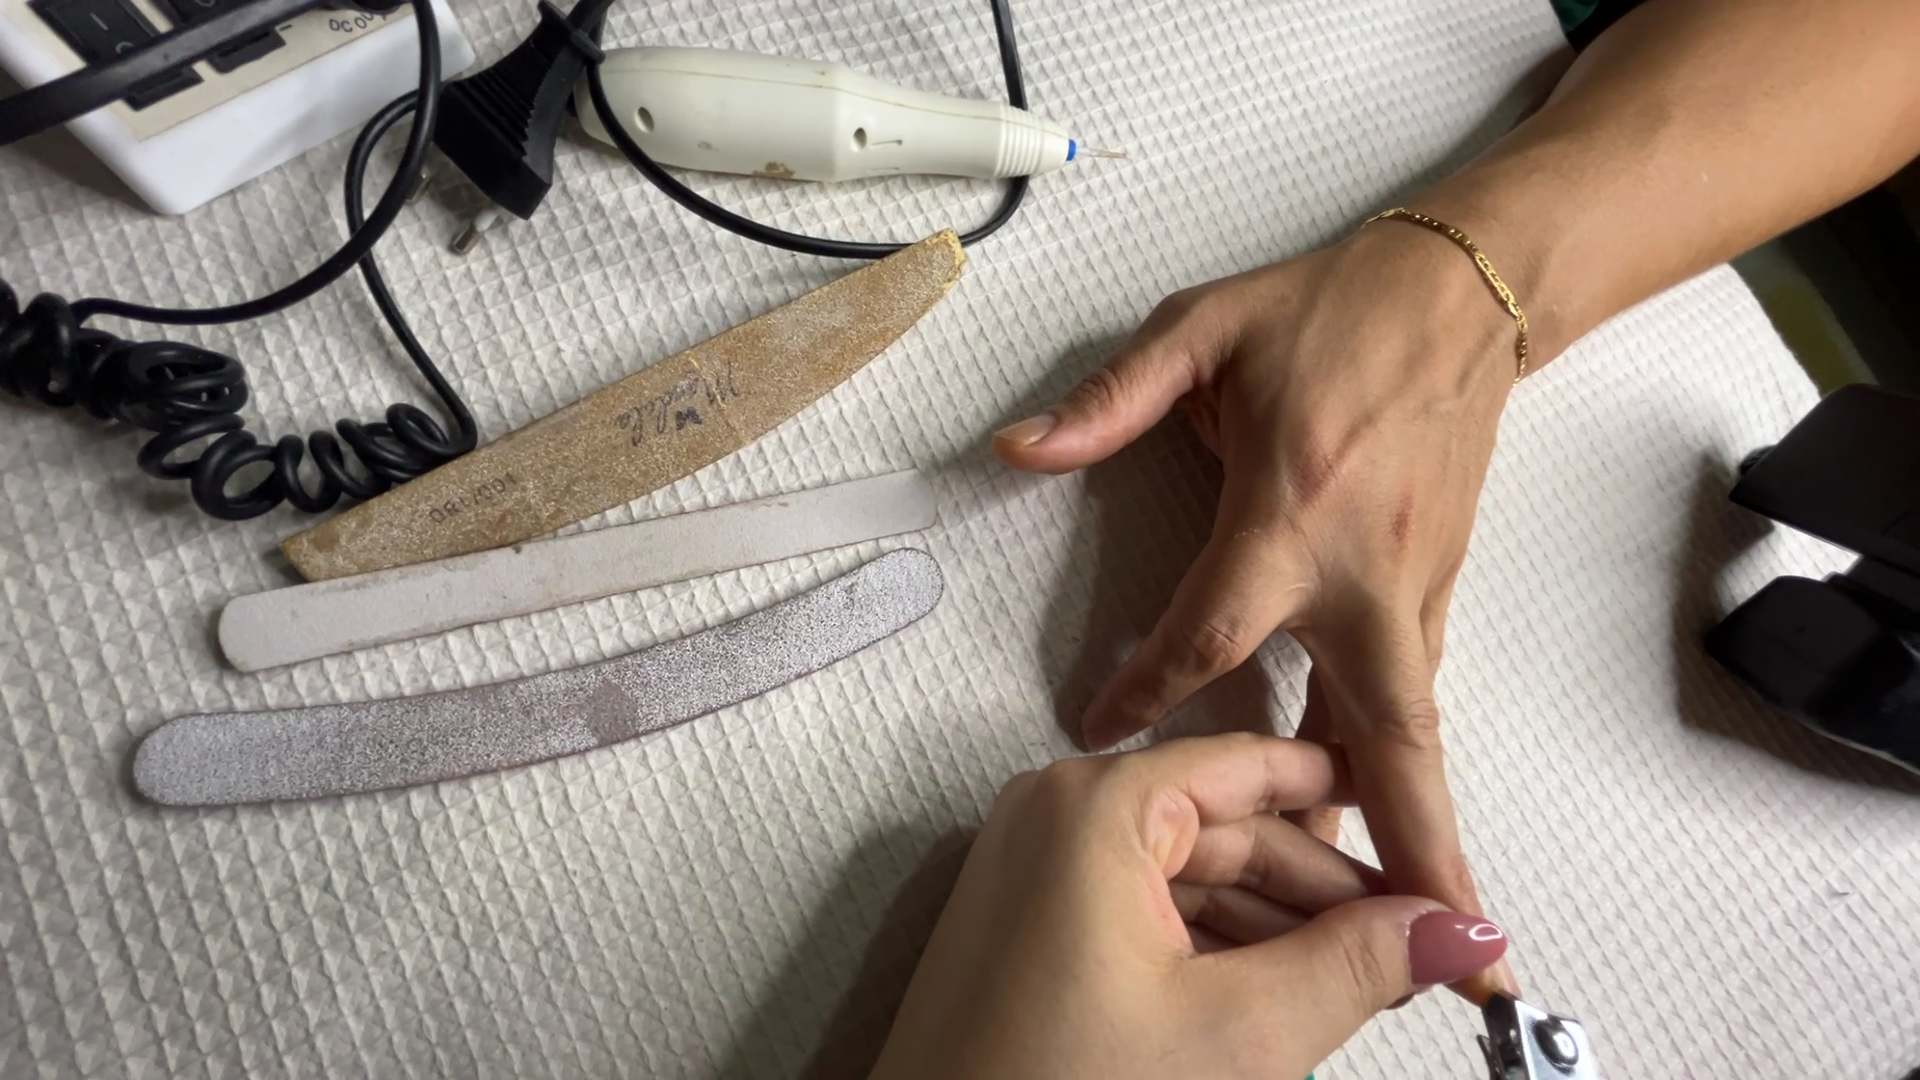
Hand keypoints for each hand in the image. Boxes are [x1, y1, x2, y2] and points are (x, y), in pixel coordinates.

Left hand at [868, 734, 1508, 1079]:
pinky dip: (1206, 937)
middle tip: (1416, 942)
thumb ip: (1352, 968)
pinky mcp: (1031, 905)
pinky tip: (1277, 984)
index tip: (1414, 824)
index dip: (1333, 793)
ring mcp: (1038, 854)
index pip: (1241, 768)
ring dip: (1269, 920)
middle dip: (1315, 887)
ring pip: (1180, 869)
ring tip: (1365, 976)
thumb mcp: (1234, 1034)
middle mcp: (1059, 805)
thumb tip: (1458, 931)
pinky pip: (1138, 899)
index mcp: (1096, 799)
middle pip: (1216, 825)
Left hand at [993, 222, 1516, 991]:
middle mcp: (1363, 567)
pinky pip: (1412, 688)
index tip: (1098, 729)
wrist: (1459, 293)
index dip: (1150, 690)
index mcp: (1292, 506)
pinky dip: (1401, 756)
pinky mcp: (1437, 583)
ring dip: (1414, 818)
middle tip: (1444, 946)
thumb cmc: (1326, 313)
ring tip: (1416, 917)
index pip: (1211, 631)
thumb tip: (1018, 446)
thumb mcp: (1201, 330)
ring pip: (1410, 724)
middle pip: (1382, 730)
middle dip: (1406, 837)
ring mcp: (1413, 583)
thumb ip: (1111, 400)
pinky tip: (1380, 798)